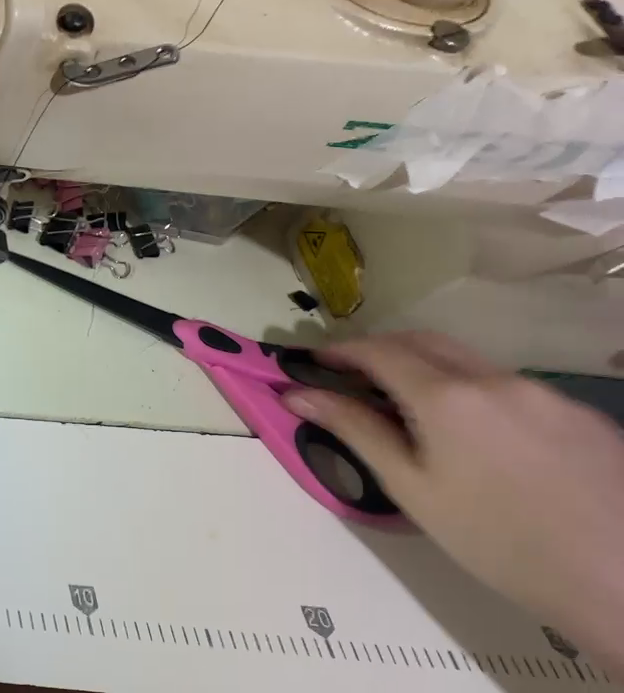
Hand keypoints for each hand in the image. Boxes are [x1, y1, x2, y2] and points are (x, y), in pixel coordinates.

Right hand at [284, 331, 623, 662]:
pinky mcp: (587, 418)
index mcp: (448, 397)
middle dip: (381, 349)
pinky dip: (479, 394)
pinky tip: (483, 438)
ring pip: (472, 364)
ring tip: (417, 411)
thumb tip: (297, 394)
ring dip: (432, 371)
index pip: (378, 350)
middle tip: (353, 376)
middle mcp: (499, 381)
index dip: (338, 350)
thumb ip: (355, 430)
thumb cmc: (500, 542)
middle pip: (425, 341)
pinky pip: (514, 388)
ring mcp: (550, 397)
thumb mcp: (412, 488)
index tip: (312, 362)